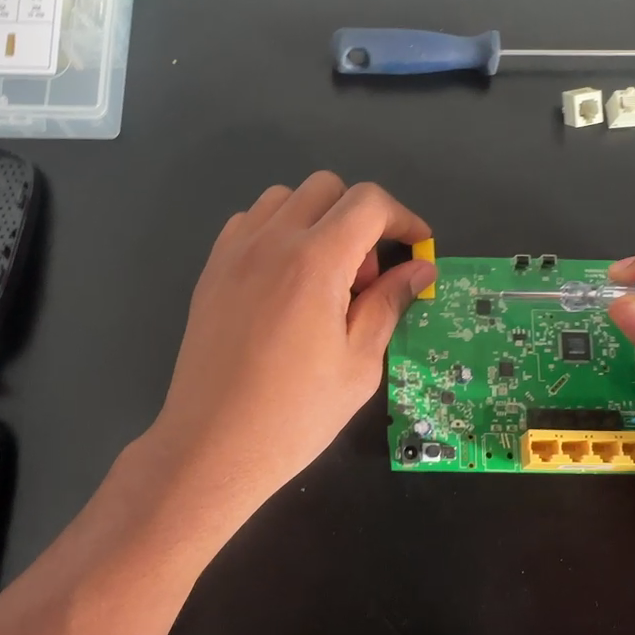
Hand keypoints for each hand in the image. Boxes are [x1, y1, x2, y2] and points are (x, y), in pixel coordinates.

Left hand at [143, 172, 433, 510]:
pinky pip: (249, 222)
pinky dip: (277, 232)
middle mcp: (271, 241)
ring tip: (323, 278)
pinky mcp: (212, 270)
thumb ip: (390, 304)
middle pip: (327, 188)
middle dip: (361, 218)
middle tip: (365, 278)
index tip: (417, 250)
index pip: (368, 203)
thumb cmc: (295, 414)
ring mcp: (234, 252)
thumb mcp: (359, 363)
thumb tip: (422, 268)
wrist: (213, 445)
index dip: (403, 218)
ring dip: (316, 220)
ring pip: (284, 198)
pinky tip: (284, 281)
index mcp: (314, 261)